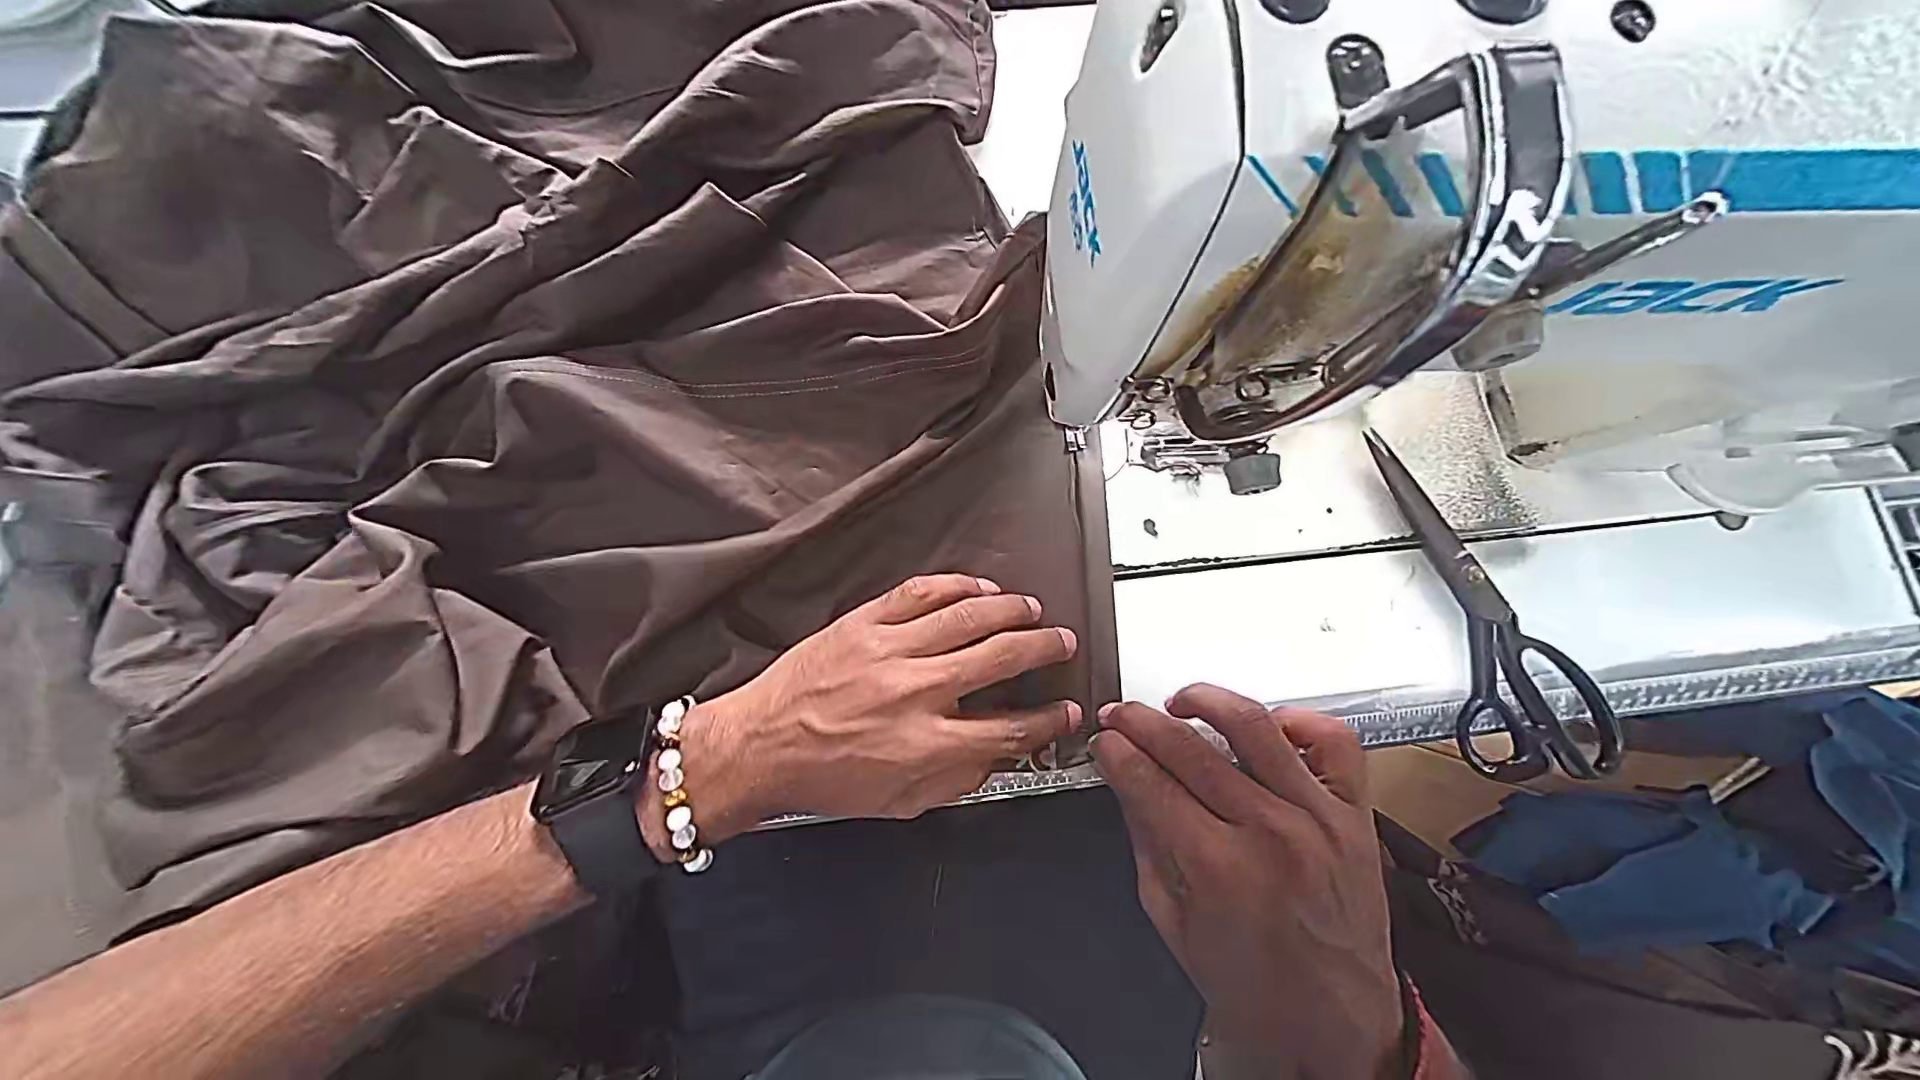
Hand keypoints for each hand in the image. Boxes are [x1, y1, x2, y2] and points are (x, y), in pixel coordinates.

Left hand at [641, 574, 1079, 849]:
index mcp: (925, 743)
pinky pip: (921, 593)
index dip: (1048, 720)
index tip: (1063, 711)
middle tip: (1060, 643)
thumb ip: (955, 779)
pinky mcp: (864, 623)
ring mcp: (889, 651)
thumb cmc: (822, 778)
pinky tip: (979, 587)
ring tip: (1031, 610)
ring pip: (968, 617)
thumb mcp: (898, 802)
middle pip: (1000, 658)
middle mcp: (914, 692)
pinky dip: (957, 586)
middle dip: (1043, 649)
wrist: (759, 747)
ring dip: (1010, 611)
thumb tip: (996, 756)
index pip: (1009, 727)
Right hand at [1092, 685, 1400, 1079]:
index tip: (1104, 742)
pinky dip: (1297, 718)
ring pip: (1253, 724)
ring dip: (1205, 699)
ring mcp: (1317, 818)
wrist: (1336, 1029)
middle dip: (1138, 720)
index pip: (1146, 779)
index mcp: (1216, 869)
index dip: (1114, 751)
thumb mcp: (1171, 919)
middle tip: (1121, 716)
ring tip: (1180, 703)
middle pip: (1186, 745)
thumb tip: (1125, 779)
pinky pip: (1332, 741)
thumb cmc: (1254, 987)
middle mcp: (1269, 835)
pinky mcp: (1353, 815)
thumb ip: (1146, 839)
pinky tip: (1265, 725)